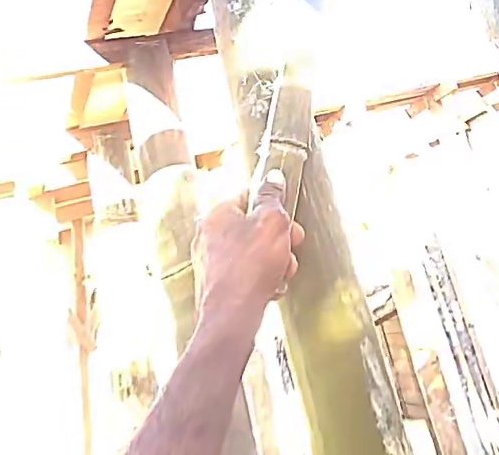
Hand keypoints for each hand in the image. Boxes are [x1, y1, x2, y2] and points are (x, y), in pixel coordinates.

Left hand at [194, 170, 305, 329]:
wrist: (232, 319)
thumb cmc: (249, 268)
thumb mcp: (272, 221)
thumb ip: (273, 196)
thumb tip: (273, 178)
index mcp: (217, 214)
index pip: (248, 196)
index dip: (273, 205)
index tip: (286, 216)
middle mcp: (208, 237)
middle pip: (253, 226)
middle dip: (277, 237)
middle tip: (290, 245)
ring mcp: (210, 264)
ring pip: (252, 252)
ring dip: (273, 259)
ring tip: (282, 271)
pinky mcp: (216, 288)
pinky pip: (245, 274)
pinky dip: (261, 278)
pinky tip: (271, 286)